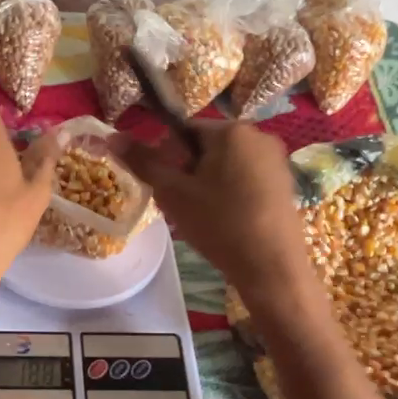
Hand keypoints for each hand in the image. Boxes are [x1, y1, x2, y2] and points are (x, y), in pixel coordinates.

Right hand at [115, 122, 320, 301]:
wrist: (271, 267)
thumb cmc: (219, 224)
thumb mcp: (173, 193)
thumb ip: (142, 162)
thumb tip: (112, 137)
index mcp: (231, 131)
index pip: (183, 131)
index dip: (166, 157)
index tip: (164, 186)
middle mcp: (259, 135)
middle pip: (205, 147)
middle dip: (186, 172)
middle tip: (180, 204)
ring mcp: (276, 160)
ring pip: (225, 164)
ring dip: (206, 184)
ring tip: (201, 216)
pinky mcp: (285, 183)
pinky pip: (245, 178)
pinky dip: (229, 193)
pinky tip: (225, 221)